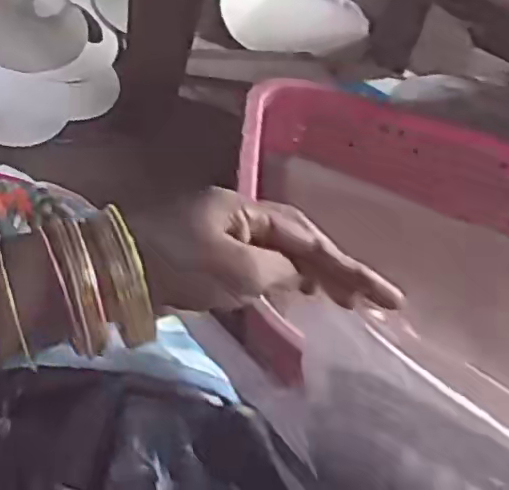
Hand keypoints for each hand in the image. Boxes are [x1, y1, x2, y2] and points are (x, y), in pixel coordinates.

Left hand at [125, 188, 403, 312]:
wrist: (120, 271)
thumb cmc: (181, 263)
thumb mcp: (240, 269)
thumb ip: (281, 269)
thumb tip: (300, 273)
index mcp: (236, 207)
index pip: (302, 232)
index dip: (345, 264)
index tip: (387, 297)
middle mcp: (226, 213)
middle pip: (289, 236)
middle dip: (329, 265)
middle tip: (367, 301)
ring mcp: (210, 231)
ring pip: (271, 250)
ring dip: (306, 273)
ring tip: (339, 301)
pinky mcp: (199, 253)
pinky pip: (251, 262)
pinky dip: (278, 278)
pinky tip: (292, 296)